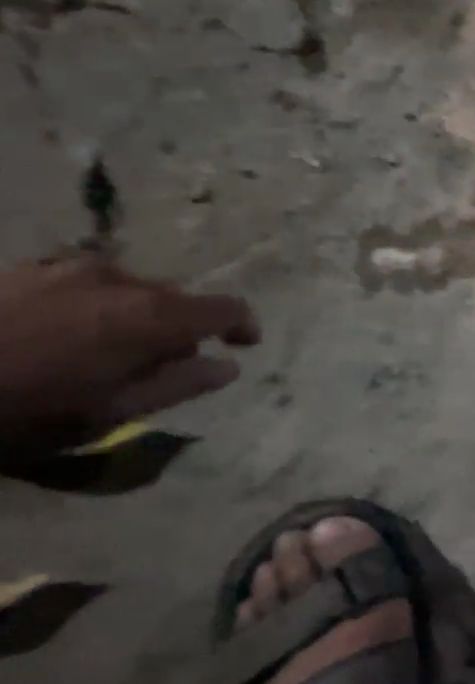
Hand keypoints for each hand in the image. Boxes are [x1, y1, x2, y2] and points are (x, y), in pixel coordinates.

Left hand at [0, 255, 258, 457]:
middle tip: (155, 362)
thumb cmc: (16, 408)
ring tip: (100, 344)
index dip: (242, 325)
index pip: (226, 308)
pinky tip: (54, 329)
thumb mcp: (103, 415)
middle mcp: (122, 279)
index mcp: (153, 315)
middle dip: (175, 326)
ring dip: (127, 312)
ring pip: (125, 286)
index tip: (243, 345)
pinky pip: (76, 280)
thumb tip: (227, 367)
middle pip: (174, 297)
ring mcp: (67, 267)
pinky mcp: (21, 268)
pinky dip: (84, 302)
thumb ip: (176, 386)